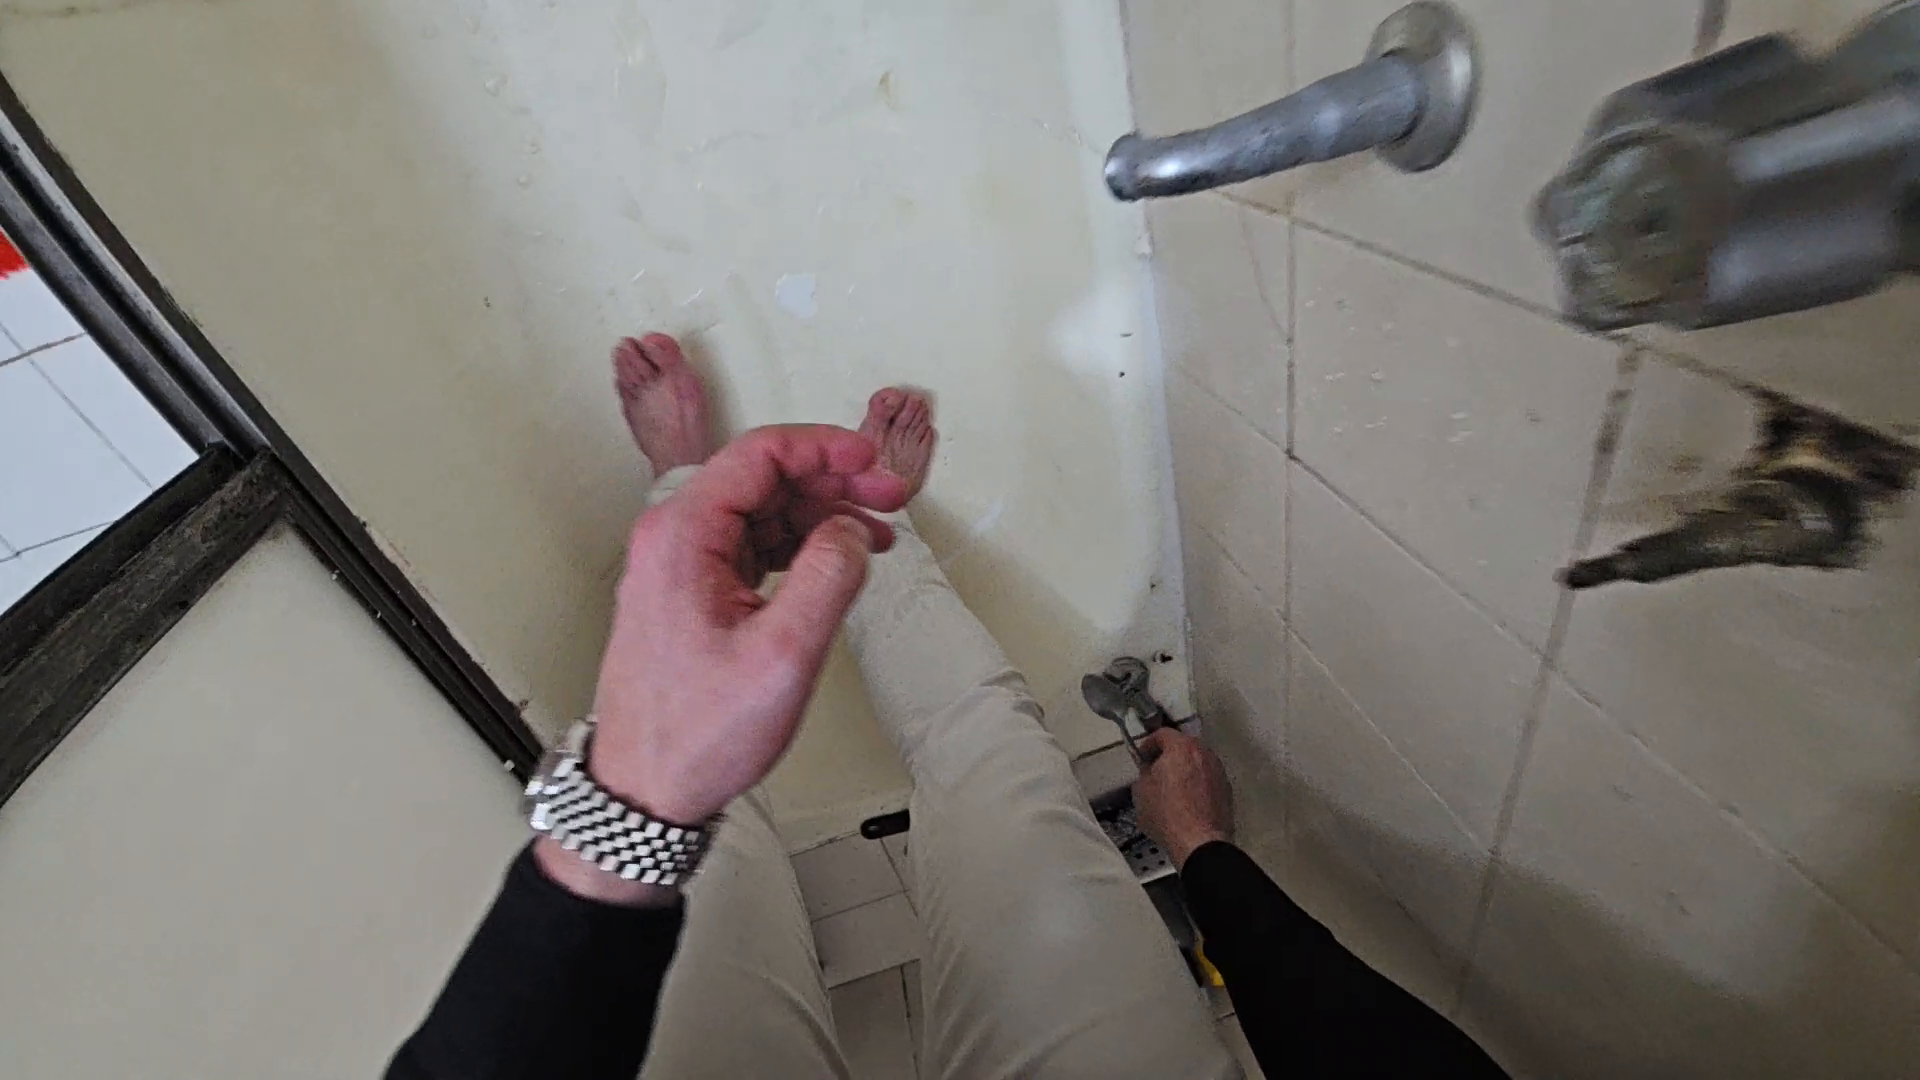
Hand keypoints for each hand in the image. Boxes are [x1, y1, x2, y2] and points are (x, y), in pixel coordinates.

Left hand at [537, 425, 907, 904]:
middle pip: (766, 479)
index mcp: (684, 536)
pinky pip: (759, 546)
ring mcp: (687, 565)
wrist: (645, 792)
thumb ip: (827, 578)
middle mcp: (678, 539)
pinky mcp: (699, 591)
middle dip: (834, 481)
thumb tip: (852, 531)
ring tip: (877, 535)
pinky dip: (805, 546)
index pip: (759, 455)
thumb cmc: (697, 734)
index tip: (871, 461)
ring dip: (824, 514)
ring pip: (766, 512)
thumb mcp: (781, 656)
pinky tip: (840, 561)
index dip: (824, 448)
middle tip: (889, 499)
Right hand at [1132, 727, 1234, 870]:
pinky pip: (1207, 780)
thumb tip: (1150, 770)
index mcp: (1181, 747)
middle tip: (1156, 770)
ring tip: (1172, 787)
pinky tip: (1187, 801)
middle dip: (1169, 755)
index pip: (1162, 734)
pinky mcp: (1227, 791)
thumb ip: (1144, 772)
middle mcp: (1204, 753)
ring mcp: (1219, 772)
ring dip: (1185, 770)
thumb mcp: (1140, 790)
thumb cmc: (1166, 813)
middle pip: (1183, 746)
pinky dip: (1197, 784)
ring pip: (1197, 763)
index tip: (1142, 757)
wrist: (1200, 843)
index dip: (1148, 744)